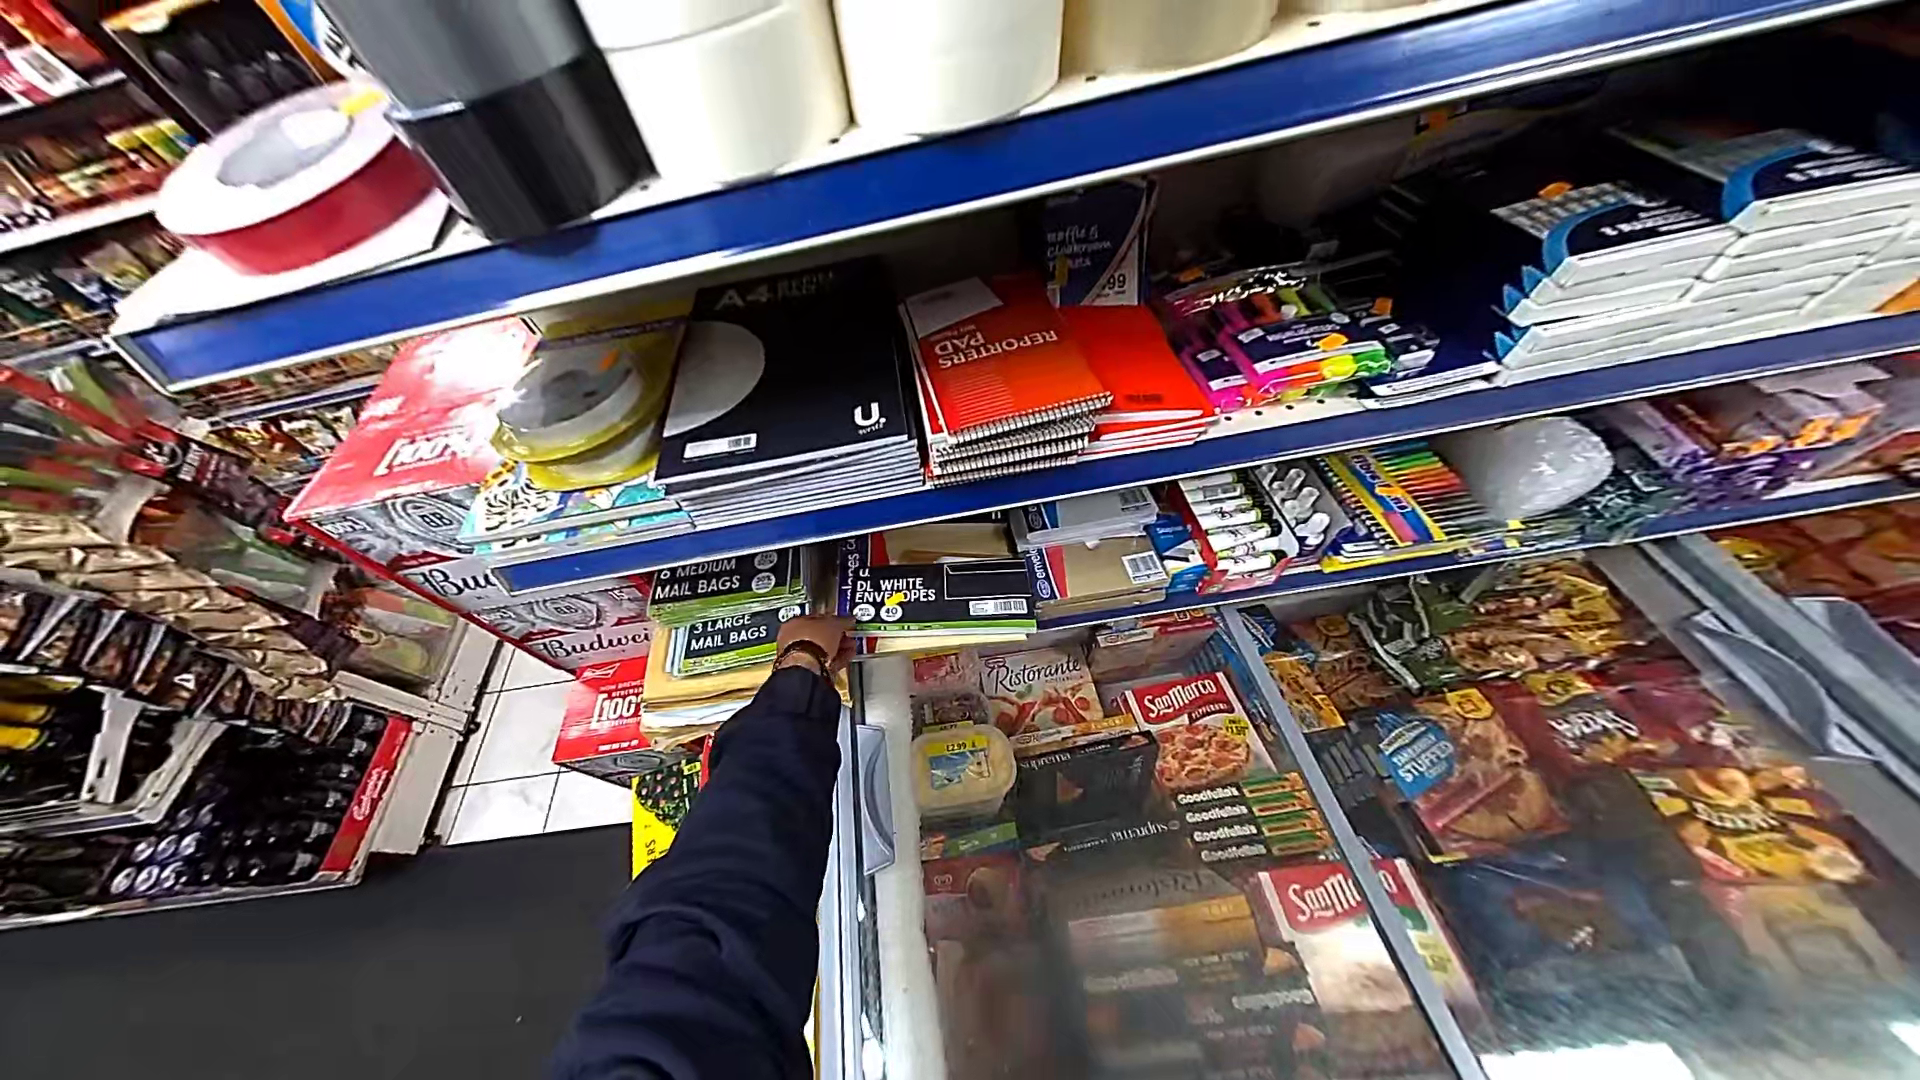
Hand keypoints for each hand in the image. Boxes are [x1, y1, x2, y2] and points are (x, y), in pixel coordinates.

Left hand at [776, 614, 854, 673]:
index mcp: (794, 623)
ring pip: (822, 650)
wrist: (807, 666)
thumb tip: (848, 620)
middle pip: (819, 636)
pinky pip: (824, 662)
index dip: (831, 620)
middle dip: (836, 636)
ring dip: (837, 648)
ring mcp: (799, 657)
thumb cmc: (812, 641)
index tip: (842, 623)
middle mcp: (792, 640)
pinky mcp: (807, 670)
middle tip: (848, 636)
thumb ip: (841, 621)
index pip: (815, 618)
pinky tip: (846, 658)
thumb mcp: (833, 624)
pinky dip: (835, 660)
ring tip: (850, 647)